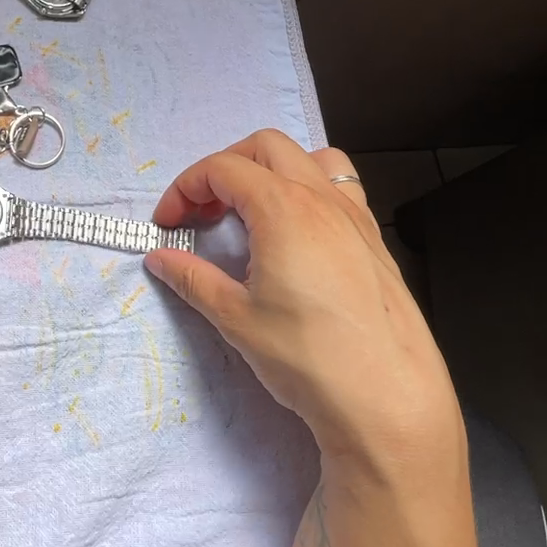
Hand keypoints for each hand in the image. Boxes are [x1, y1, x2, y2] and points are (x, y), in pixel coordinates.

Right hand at [146, 131, 463, 474]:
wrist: (386, 399)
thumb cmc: (305, 356)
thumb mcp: (234, 318)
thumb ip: (192, 278)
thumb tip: (160, 259)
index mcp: (282, 208)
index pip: (222, 168)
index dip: (184, 188)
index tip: (168, 224)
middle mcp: (321, 199)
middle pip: (264, 147)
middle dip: (224, 168)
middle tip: (203, 212)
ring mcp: (355, 216)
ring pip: (310, 158)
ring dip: (271, 170)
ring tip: (252, 210)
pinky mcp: (374, 240)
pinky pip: (341, 187)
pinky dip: (309, 190)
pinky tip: (298, 234)